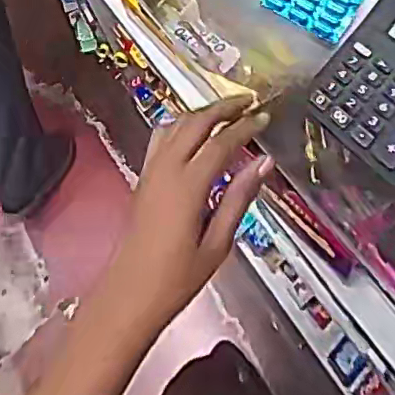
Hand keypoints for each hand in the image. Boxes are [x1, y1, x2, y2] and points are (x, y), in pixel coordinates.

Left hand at [98, 96, 272, 334]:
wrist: (130, 293)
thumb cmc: (177, 277)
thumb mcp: (218, 242)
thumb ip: (239, 198)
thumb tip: (263, 163)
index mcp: (187, 185)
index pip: (221, 142)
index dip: (245, 127)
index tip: (264, 117)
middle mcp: (166, 168)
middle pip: (196, 122)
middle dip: (223, 108)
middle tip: (248, 102)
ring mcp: (151, 169)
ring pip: (176, 123)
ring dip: (202, 112)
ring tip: (226, 111)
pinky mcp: (143, 175)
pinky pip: (162, 136)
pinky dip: (182, 124)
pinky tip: (194, 130)